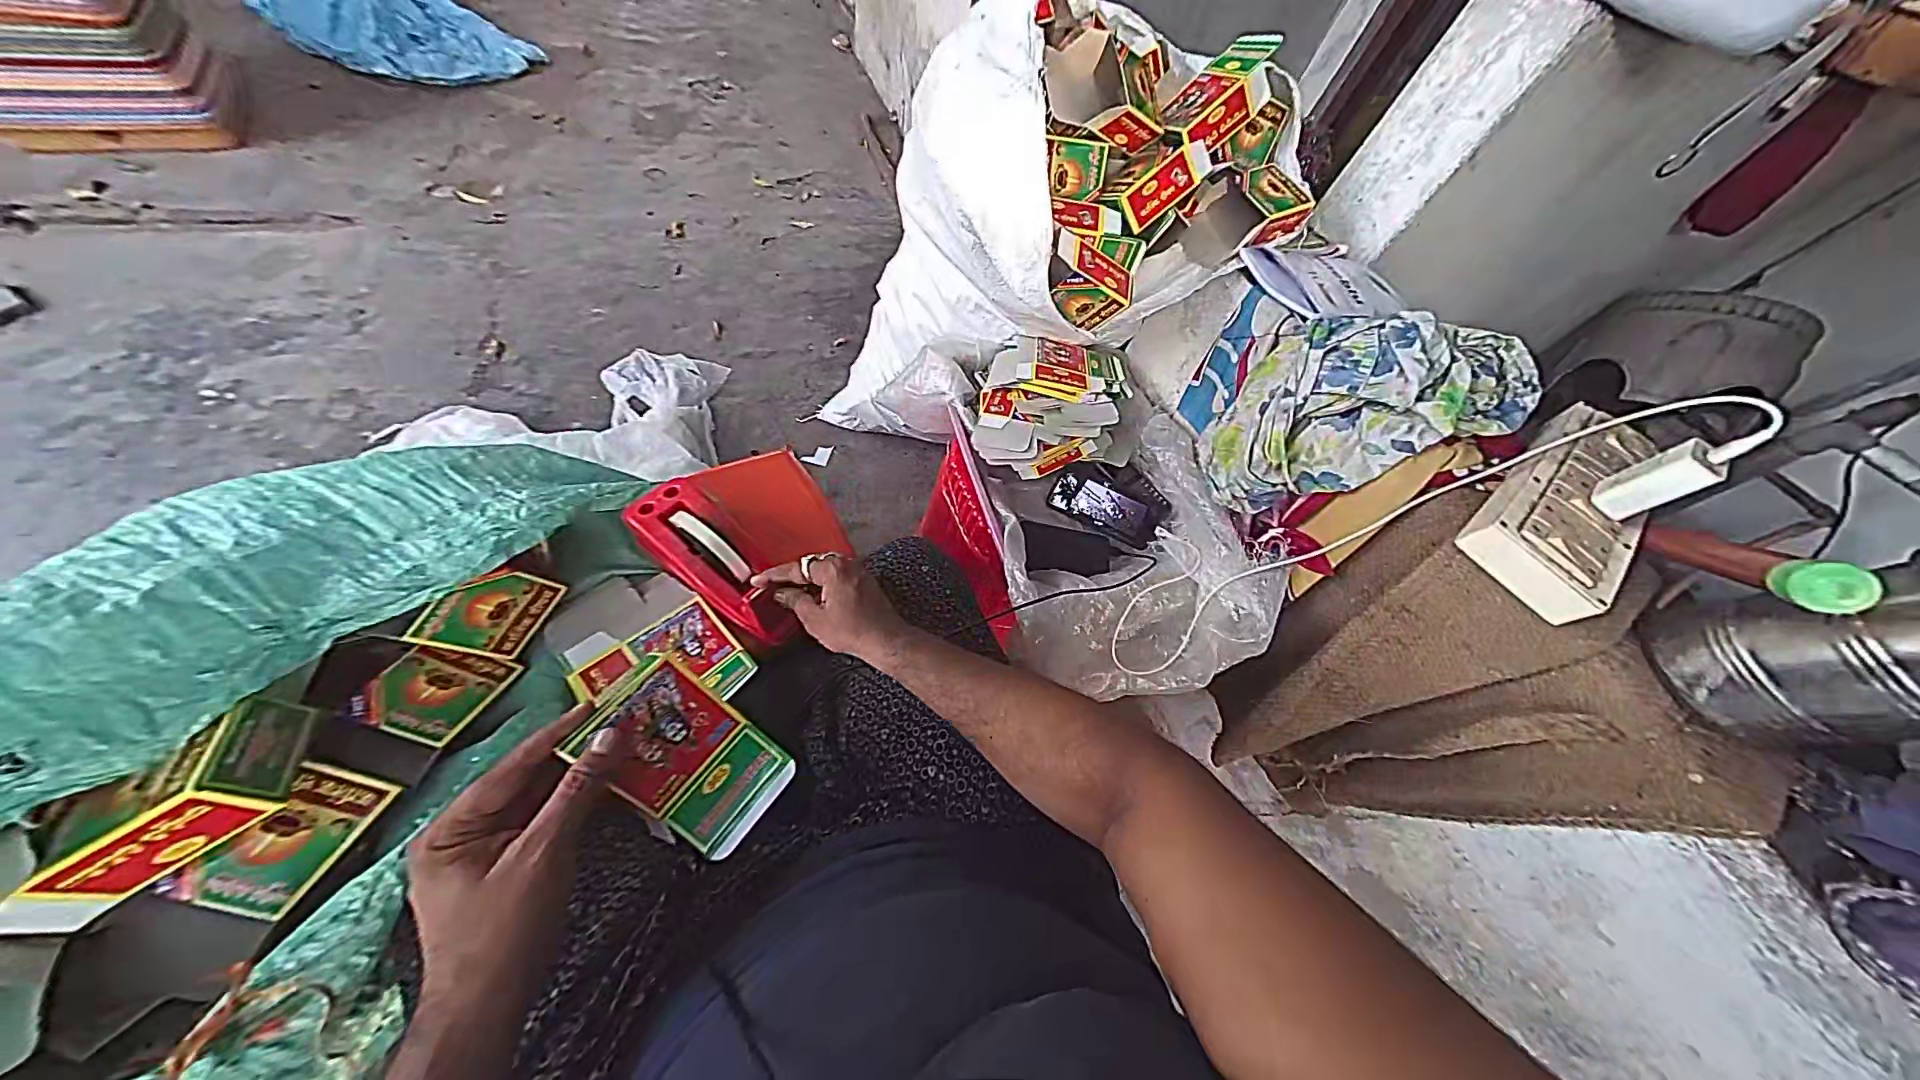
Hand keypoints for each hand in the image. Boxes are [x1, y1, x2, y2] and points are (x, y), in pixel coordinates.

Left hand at [390, 705, 631, 1079]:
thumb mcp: (545, 853)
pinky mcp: (511, 864)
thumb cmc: (506, 931)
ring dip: (581, 777)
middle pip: (528, 779)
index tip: (596, 703)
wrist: (489, 1008)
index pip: (513, 765)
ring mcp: (487, 849)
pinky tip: (609, 786)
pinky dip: (578, 804)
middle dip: (575, 754)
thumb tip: (610, 736)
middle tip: (618, 725)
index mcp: (451, 826)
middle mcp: (463, 831)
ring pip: (540, 799)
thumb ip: (578, 790)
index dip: (558, 732)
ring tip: (621, 748)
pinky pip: (546, 821)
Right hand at [750, 553, 912, 661]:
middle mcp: (847, 564)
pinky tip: (815, 596)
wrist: (885, 640)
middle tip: (773, 585)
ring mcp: (858, 571)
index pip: (797, 568)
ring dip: (808, 579)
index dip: (774, 575)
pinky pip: (837, 576)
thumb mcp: (815, 619)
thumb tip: (783, 594)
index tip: (760, 579)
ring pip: (825, 570)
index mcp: (833, 569)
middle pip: (812, 565)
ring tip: (791, 592)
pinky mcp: (864, 581)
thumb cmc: (855, 631)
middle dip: (792, 575)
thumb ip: (795, 602)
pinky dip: (823, 583)